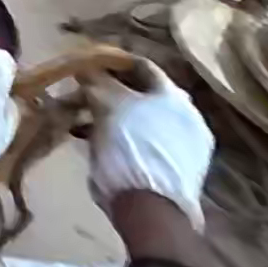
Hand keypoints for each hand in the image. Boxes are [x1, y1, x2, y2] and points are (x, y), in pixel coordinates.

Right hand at [84, 59, 213, 228]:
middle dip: (108, 90)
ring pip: (138, 117)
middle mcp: (186, 117)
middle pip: (140, 92)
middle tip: (81, 90)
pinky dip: (118, 135)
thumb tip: (85, 67)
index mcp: (174, 96)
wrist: (150, 206)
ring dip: (108, 113)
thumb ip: (95, 79)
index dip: (112, 60)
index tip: (86, 62)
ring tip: (81, 118)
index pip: (141, 65)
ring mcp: (184, 145)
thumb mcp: (105, 102)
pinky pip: (141, 139)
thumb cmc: (129, 145)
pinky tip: (94, 140)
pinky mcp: (175, 167)